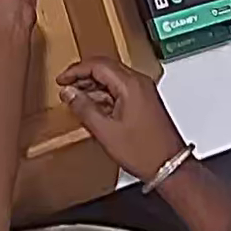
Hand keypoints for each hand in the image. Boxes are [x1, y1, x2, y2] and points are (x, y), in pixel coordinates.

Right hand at [56, 57, 187, 180]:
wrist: (169, 165)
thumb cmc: (144, 151)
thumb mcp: (106, 131)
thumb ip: (84, 108)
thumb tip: (69, 93)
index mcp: (130, 84)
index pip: (98, 65)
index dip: (76, 70)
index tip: (62, 79)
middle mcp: (139, 82)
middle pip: (106, 67)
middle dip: (83, 74)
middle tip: (66, 85)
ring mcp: (143, 90)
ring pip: (113, 77)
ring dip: (93, 84)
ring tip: (75, 96)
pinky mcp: (144, 99)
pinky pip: (120, 87)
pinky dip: (104, 92)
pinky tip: (93, 106)